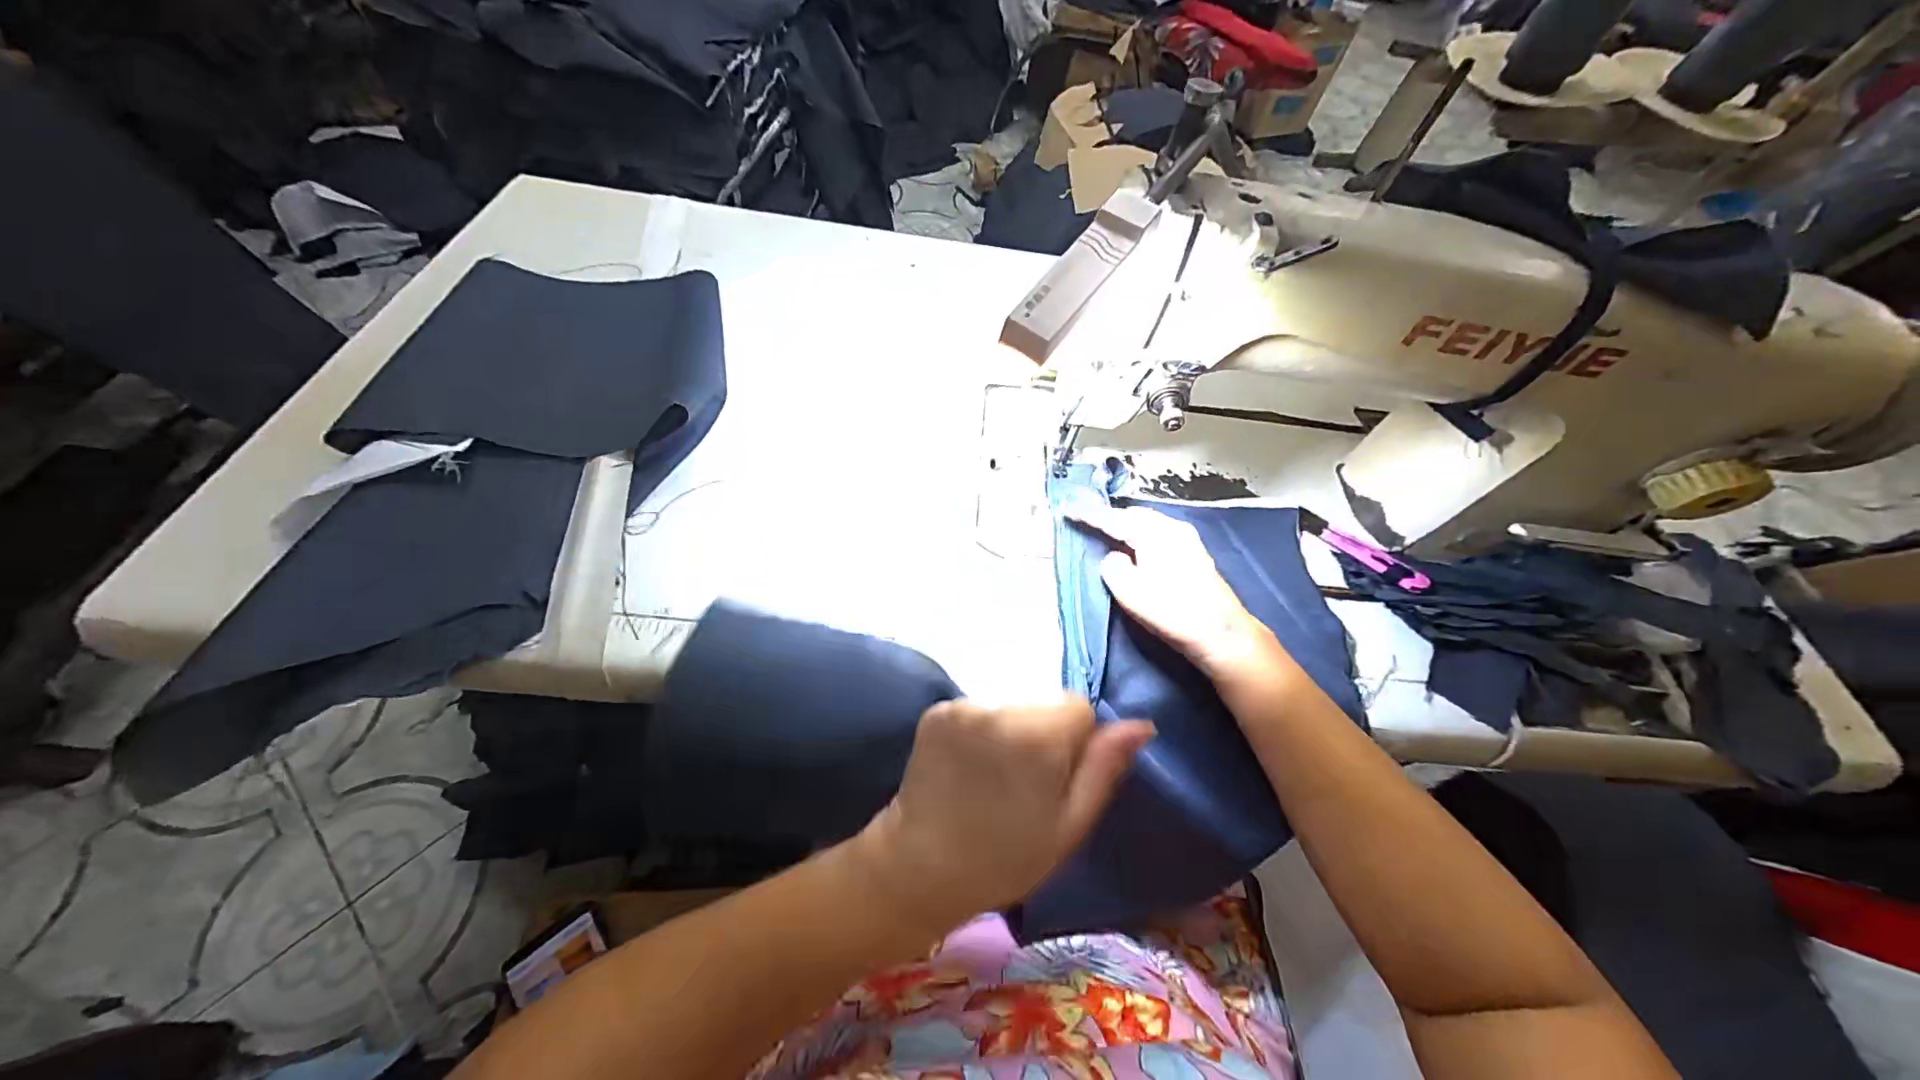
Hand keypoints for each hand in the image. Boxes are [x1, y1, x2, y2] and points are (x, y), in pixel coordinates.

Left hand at [852, 697, 1153, 931]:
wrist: (920, 868)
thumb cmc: (1007, 857)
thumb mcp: (1070, 825)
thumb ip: (1105, 767)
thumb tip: (1142, 724)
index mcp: (1038, 734)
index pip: (1079, 706)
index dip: (1076, 742)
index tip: (1057, 778)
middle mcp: (999, 705)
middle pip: (1043, 700)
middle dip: (1044, 731)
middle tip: (1025, 782)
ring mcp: (962, 705)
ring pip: (1011, 702)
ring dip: (1012, 728)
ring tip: (994, 776)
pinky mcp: (936, 710)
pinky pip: (979, 708)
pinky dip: (982, 729)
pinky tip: (969, 766)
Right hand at [1064, 503, 1286, 682]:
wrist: (1222, 634)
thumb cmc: (1173, 611)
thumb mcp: (1130, 592)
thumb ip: (1112, 567)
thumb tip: (1114, 558)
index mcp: (1154, 532)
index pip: (1114, 518)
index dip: (1088, 514)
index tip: (1068, 509)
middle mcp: (1172, 528)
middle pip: (1133, 515)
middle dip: (1109, 516)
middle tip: (1087, 519)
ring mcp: (1187, 540)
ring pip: (1148, 524)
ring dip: (1126, 526)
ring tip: (1107, 531)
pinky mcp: (1194, 555)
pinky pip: (1158, 535)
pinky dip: (1140, 536)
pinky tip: (1135, 547)